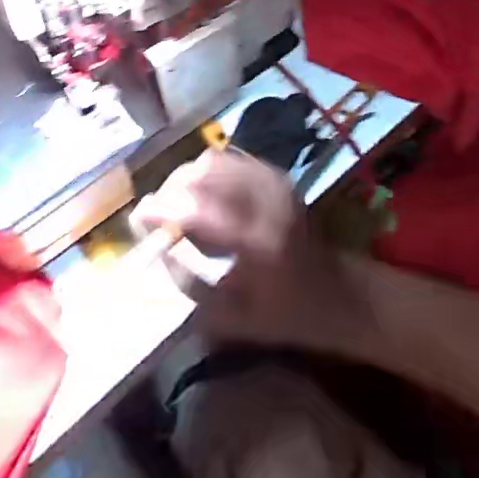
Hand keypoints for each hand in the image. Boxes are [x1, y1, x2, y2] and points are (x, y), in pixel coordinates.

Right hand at [131, 148, 359, 349]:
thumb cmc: (284, 315)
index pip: (198, 209)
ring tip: (176, 205)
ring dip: (186, 178)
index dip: (162, 209)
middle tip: (158, 216)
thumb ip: (188, 285)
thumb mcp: (231, 318)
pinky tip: (200, 193)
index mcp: (257, 242)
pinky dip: (206, 171)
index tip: (140, 218)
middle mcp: (266, 202)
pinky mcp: (276, 175)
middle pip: (202, 175)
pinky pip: (229, 158)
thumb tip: (156, 250)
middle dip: (170, 191)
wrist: (338, 292)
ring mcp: (273, 183)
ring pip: (213, 161)